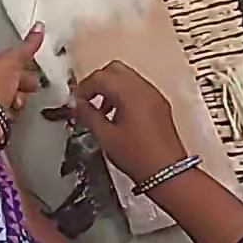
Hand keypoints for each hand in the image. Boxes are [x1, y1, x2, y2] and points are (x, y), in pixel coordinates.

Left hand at [0, 24, 45, 138]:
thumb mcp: (12, 61)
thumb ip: (27, 46)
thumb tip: (40, 24)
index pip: (10, 59)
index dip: (25, 62)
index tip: (37, 67)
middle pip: (12, 78)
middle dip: (24, 82)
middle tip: (31, 87)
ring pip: (13, 95)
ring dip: (20, 98)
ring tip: (18, 102)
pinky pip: (9, 111)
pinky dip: (13, 111)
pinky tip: (12, 113)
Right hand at [69, 61, 189, 182]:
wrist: (166, 172)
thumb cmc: (136, 156)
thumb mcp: (105, 136)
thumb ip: (88, 115)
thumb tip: (77, 105)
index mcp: (130, 94)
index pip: (101, 77)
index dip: (83, 88)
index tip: (75, 102)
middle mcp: (144, 89)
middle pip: (115, 69)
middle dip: (97, 82)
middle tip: (86, 100)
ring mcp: (154, 95)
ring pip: (127, 77)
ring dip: (110, 88)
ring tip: (99, 111)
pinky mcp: (158, 105)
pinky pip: (137, 89)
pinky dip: (122, 94)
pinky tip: (115, 116)